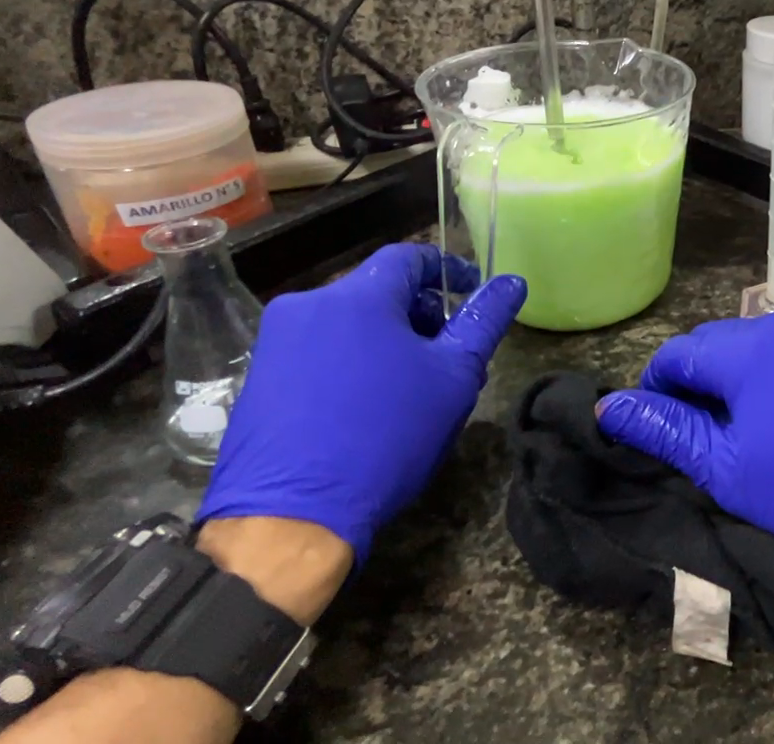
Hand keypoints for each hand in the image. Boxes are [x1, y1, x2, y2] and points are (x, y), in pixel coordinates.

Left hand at [197, 244, 525, 562]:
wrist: (292, 518)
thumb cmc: (387, 434)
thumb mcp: (454, 376)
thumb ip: (485, 321)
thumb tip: (512, 282)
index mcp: (355, 297)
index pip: (408, 256)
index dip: (447, 268)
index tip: (472, 292)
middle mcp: (308, 307)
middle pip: (378, 290)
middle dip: (421, 312)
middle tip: (450, 351)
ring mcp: (277, 344)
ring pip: (349, 322)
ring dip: (389, 338)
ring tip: (417, 383)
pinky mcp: (261, 379)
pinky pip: (321, 350)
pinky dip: (356, 360)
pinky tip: (373, 403)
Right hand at [596, 309, 773, 578]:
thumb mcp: (728, 467)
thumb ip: (668, 431)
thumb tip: (610, 408)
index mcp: (747, 349)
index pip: (675, 355)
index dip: (656, 395)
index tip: (666, 437)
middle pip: (711, 345)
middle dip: (695, 387)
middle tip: (703, 441)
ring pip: (749, 346)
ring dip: (732, 382)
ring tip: (742, 433)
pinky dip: (769, 376)